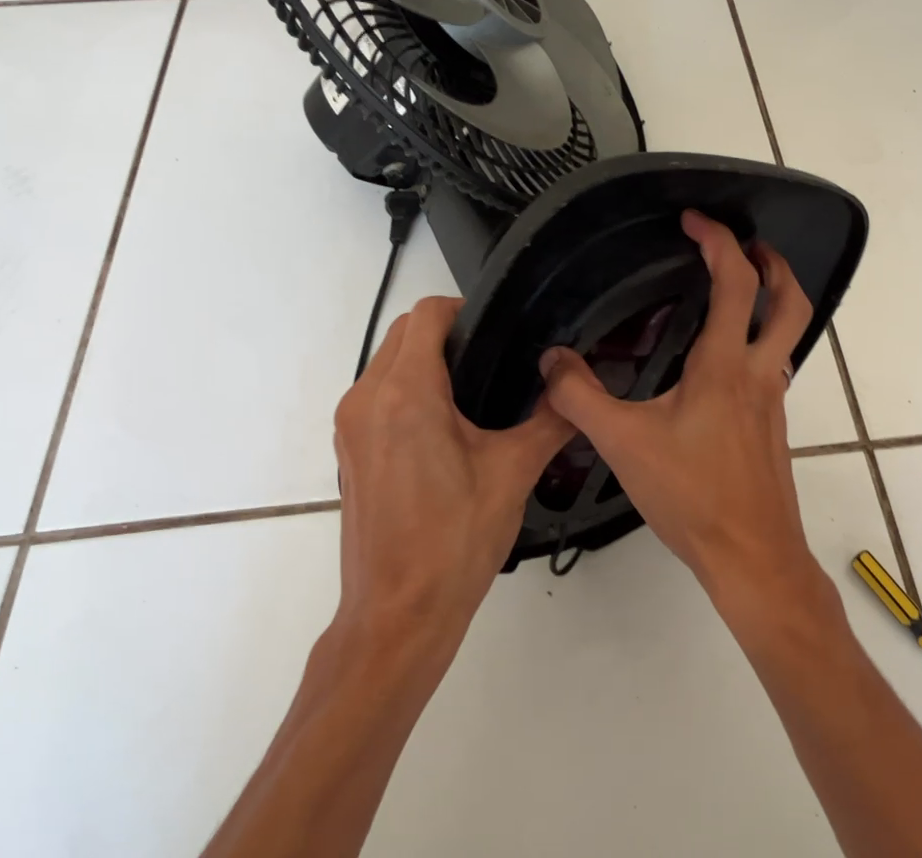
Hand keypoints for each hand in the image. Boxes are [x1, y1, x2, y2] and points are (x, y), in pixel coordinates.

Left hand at [334, 296, 574, 641]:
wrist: (400, 612)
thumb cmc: (455, 541)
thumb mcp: (513, 473)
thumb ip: (549, 421)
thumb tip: (573, 391)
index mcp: (405, 395)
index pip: (428, 315)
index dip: (466, 310)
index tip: (501, 331)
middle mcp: (366, 400)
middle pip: (403, 333)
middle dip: (447, 334)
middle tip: (497, 362)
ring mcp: (350, 427)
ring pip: (386, 364)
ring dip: (425, 363)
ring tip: (477, 395)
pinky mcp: (348, 452)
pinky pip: (377, 397)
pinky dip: (407, 393)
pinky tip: (448, 428)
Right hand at [537, 211, 819, 602]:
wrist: (751, 555)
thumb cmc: (691, 496)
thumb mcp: (623, 443)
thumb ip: (579, 398)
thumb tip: (551, 361)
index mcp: (725, 367)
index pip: (735, 283)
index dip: (719, 241)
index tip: (695, 220)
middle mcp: (758, 376)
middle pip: (790, 302)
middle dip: (775, 264)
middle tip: (750, 245)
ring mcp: (773, 403)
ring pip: (788, 337)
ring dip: (772, 304)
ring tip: (737, 295)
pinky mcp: (773, 430)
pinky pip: (773, 370)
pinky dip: (758, 345)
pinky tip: (721, 369)